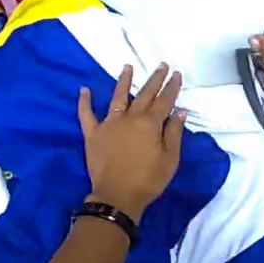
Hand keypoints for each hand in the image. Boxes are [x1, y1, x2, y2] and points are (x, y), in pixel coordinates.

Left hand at [78, 64, 185, 219]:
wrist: (117, 197)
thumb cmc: (148, 180)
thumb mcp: (170, 159)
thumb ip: (174, 132)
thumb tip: (179, 110)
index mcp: (150, 124)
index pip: (164, 100)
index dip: (171, 87)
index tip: (175, 74)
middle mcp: (129, 118)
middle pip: (144, 94)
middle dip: (154, 79)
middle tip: (161, 65)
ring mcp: (109, 124)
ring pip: (117, 97)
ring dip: (123, 81)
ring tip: (127, 67)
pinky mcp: (93, 134)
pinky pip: (86, 115)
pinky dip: (84, 102)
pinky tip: (84, 89)